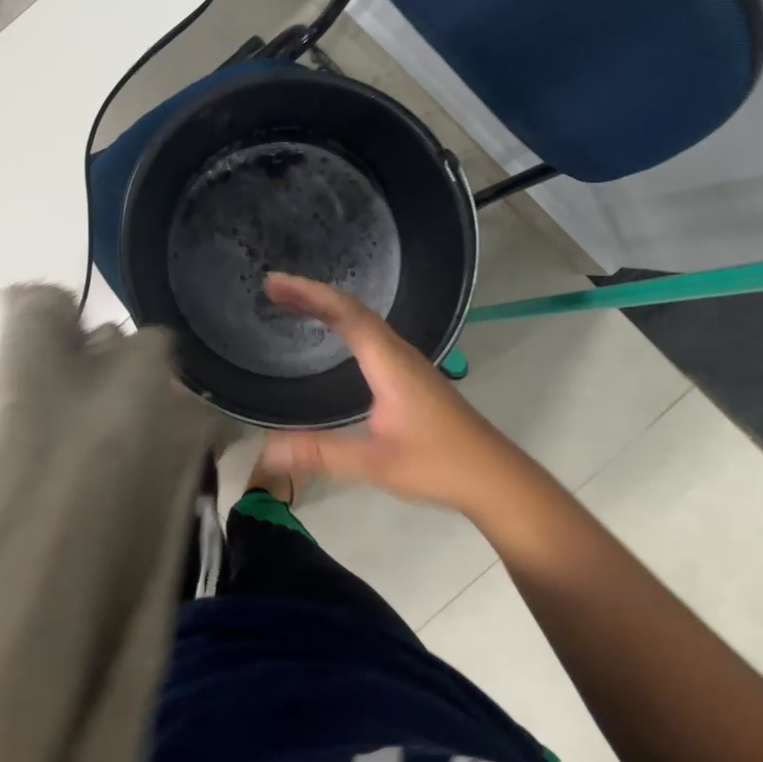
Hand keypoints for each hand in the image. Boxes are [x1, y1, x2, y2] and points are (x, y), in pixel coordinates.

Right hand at [261, 272, 508, 512]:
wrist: (496, 478)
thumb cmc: (438, 465)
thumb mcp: (374, 463)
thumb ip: (321, 453)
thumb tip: (267, 449)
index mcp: (389, 364)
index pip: (346, 314)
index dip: (309, 294)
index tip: (275, 284)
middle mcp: (399, 354)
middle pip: (353, 311)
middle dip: (312, 295)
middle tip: (273, 288)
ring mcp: (409, 364)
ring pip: (365, 321)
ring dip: (329, 307)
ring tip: (294, 303)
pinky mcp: (413, 377)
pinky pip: (372, 336)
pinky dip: (345, 324)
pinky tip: (336, 336)